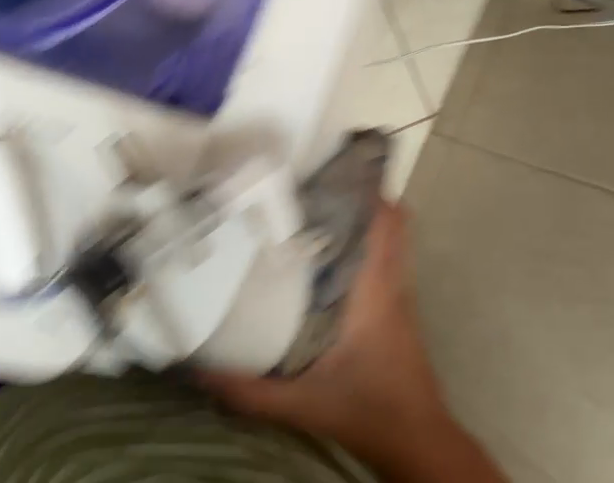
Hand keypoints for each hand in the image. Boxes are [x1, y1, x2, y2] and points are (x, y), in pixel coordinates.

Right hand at [200, 203, 490, 479]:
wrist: (422, 450)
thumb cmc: (370, 412)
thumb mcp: (302, 403)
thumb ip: (246, 389)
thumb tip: (190, 367)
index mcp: (374, 292)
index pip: (385, 224)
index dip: (366, 187)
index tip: (327, 162)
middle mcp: (389, 287)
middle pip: (386, 224)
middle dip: (352, 195)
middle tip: (302, 178)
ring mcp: (395, 301)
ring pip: (383, 243)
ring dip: (354, 220)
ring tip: (301, 204)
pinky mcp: (392, 316)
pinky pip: (377, 265)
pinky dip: (355, 248)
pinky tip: (314, 254)